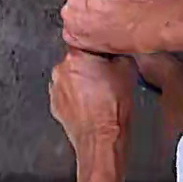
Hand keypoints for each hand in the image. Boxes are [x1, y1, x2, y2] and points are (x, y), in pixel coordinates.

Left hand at [48, 48, 134, 175]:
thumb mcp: (127, 70)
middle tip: (106, 76)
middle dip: (90, 65)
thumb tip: (118, 48)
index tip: (106, 56)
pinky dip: (76, 96)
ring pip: (71, 76)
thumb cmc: (112, 108)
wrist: (101, 140)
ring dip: (81, 81)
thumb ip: (119, 51)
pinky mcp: (54, 105)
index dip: (98, 48)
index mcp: (76, 56)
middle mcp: (60, 69)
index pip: (85, 40)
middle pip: (77, 58)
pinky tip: (90, 104)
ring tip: (99, 94)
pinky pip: (66, 93)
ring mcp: (55, 88)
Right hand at [61, 0, 169, 54]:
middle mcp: (70, 13)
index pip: (72, 26)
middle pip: (74, 4)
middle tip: (108, 5)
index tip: (95, 17)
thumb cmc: (136, 36)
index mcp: (74, 35)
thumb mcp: (110, 47)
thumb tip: (99, 28)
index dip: (85, 19)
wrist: (150, 20)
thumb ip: (95, 36)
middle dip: (87, 3)